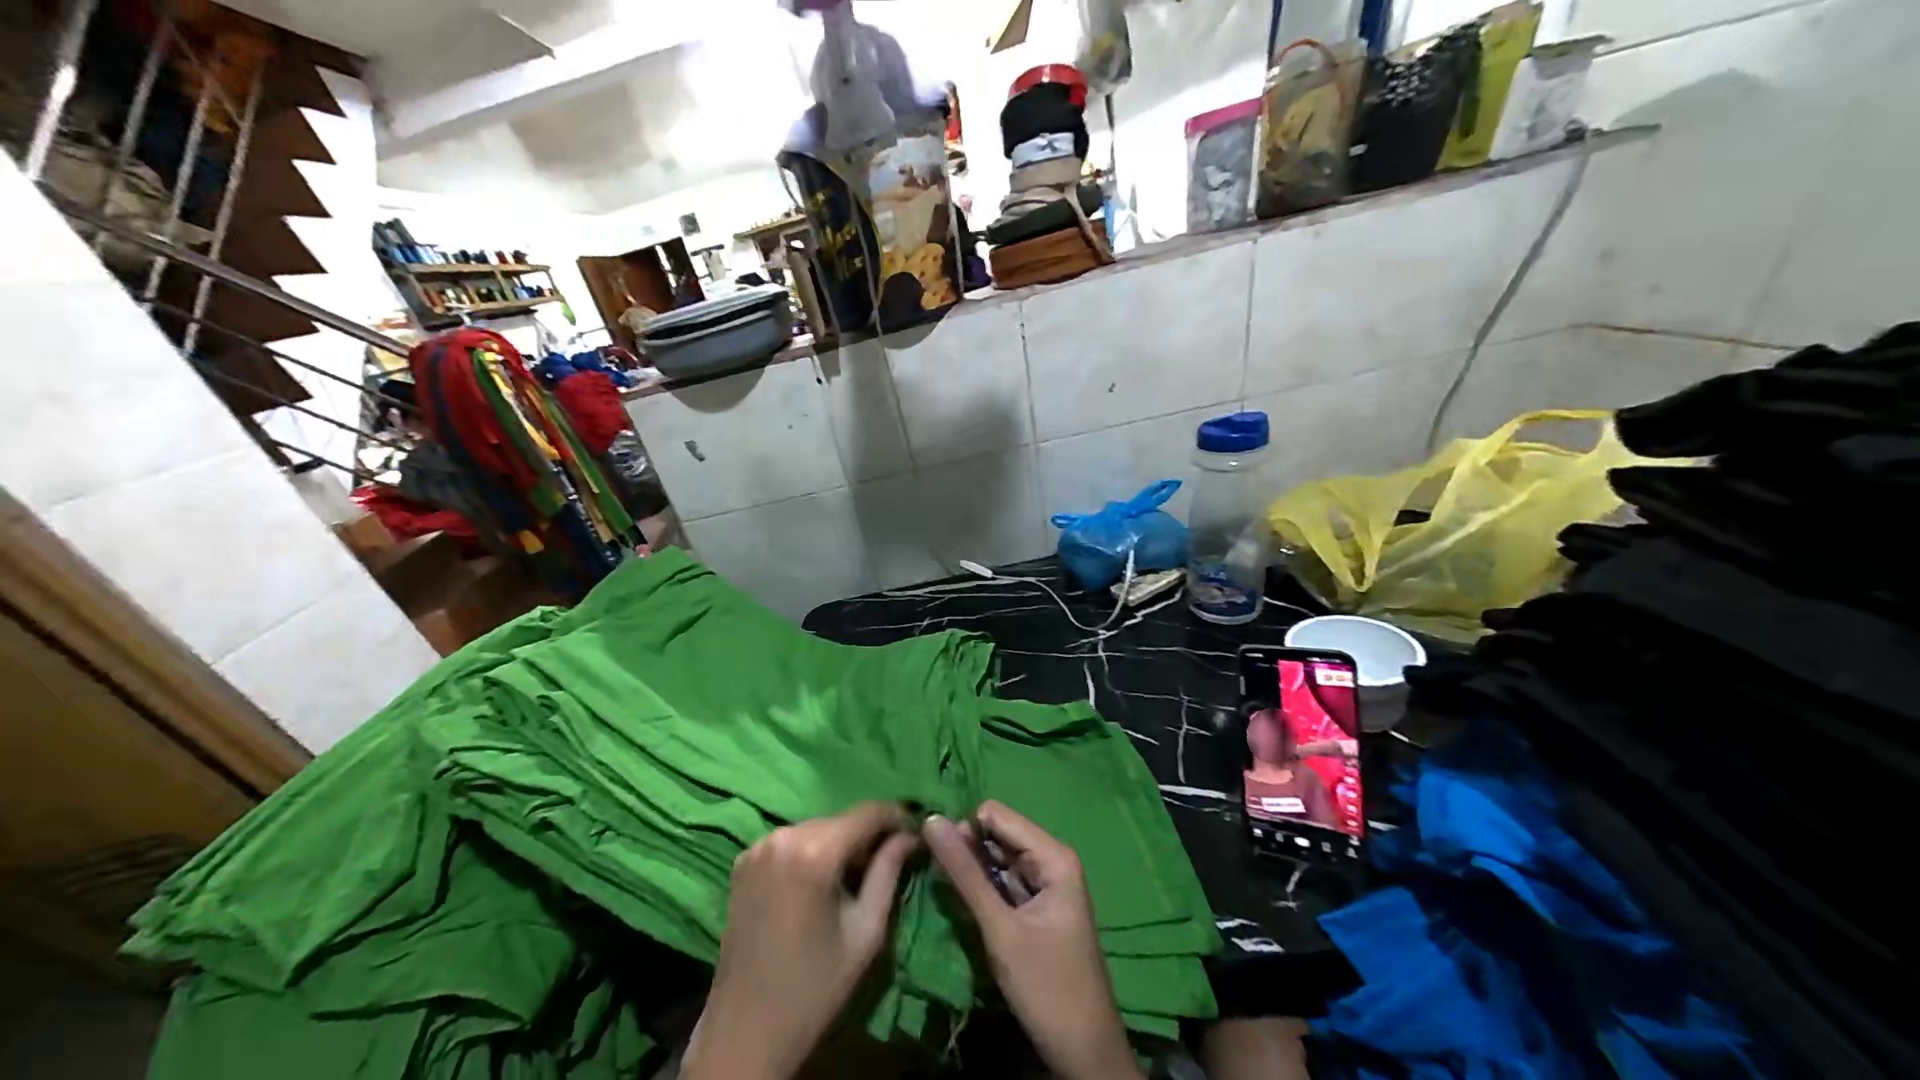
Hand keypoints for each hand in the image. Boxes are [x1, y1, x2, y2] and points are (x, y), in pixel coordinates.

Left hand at [683, 802, 919, 1079]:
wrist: (745, 1029)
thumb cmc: (815, 987)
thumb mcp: (866, 932)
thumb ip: (889, 872)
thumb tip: (910, 836)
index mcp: (814, 852)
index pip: (869, 812)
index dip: (898, 818)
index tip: (917, 836)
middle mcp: (783, 837)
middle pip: (842, 819)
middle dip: (870, 835)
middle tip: (892, 862)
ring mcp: (758, 847)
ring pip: (818, 827)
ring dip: (842, 842)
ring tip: (857, 876)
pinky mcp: (743, 862)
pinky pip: (792, 841)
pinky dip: (813, 850)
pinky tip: (821, 882)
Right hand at [925, 801, 1144, 1079]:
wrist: (1084, 1051)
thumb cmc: (1046, 986)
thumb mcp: (1000, 928)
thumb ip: (965, 873)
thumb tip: (931, 819)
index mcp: (1053, 855)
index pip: (995, 814)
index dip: (964, 829)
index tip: (937, 857)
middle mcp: (1052, 859)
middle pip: (996, 833)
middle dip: (966, 848)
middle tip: (940, 879)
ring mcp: (1045, 882)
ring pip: (996, 858)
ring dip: (971, 869)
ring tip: (948, 891)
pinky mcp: (1036, 905)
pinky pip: (1003, 880)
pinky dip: (983, 887)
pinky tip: (965, 902)